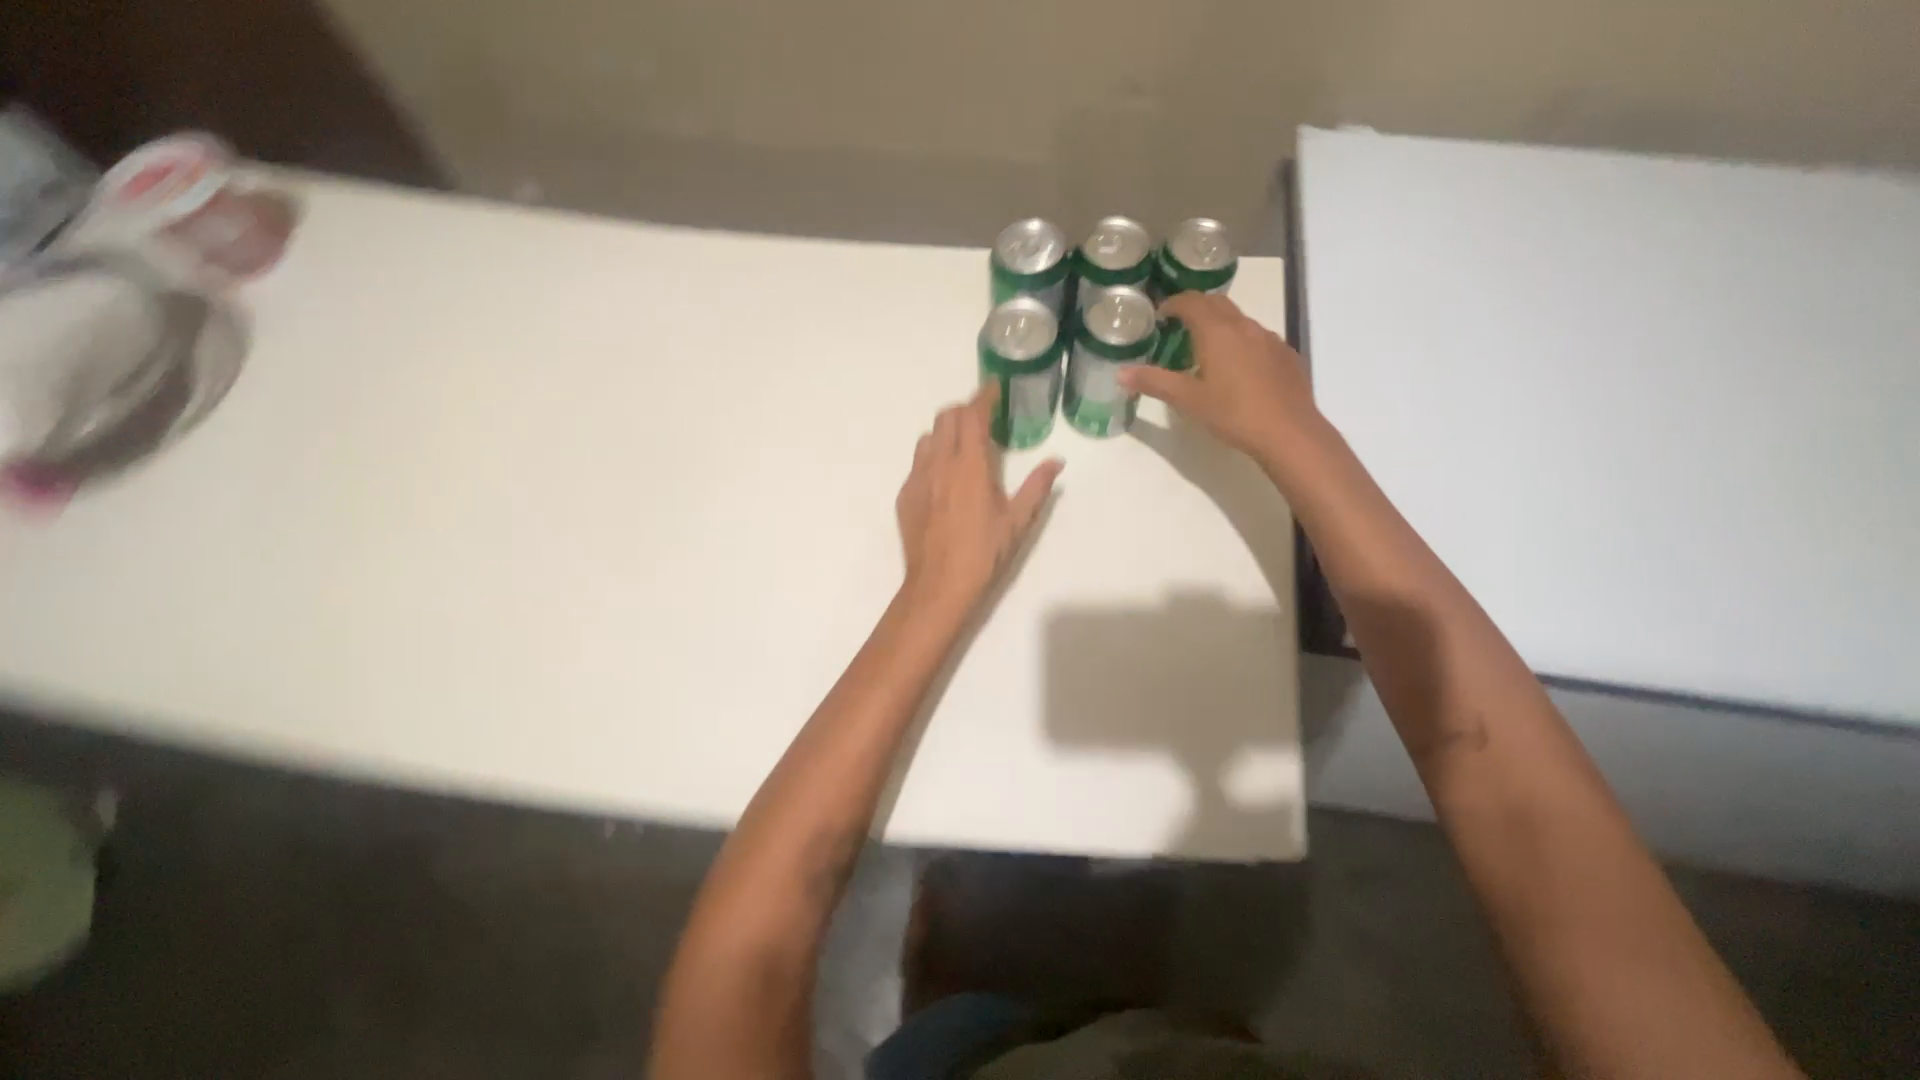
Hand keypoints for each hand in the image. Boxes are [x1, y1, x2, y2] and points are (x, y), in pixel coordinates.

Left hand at [896, 385, 1063, 611]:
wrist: (938, 586)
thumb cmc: (983, 554)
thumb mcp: (1018, 521)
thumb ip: (1037, 487)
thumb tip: (1056, 462)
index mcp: (969, 465)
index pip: (972, 414)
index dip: (983, 396)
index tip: (994, 388)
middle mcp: (939, 463)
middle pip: (946, 417)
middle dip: (964, 410)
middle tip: (982, 418)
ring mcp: (917, 478)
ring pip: (927, 437)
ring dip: (945, 432)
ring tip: (962, 446)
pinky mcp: (905, 496)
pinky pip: (917, 463)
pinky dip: (932, 457)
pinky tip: (944, 479)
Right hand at [1119, 293, 1322, 459]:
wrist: (1288, 432)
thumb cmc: (1233, 414)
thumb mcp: (1188, 400)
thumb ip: (1154, 382)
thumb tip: (1120, 373)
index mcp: (1217, 332)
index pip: (1191, 302)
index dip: (1172, 304)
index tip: (1160, 315)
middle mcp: (1244, 326)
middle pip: (1217, 303)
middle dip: (1196, 308)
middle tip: (1179, 326)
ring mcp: (1269, 338)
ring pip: (1240, 320)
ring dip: (1220, 325)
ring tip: (1207, 350)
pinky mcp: (1286, 354)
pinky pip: (1258, 338)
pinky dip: (1242, 343)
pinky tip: (1239, 370)